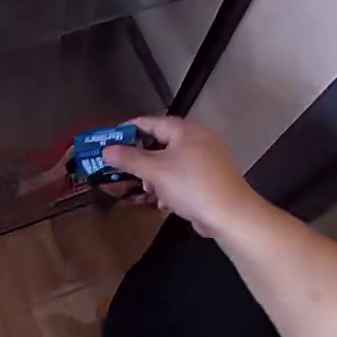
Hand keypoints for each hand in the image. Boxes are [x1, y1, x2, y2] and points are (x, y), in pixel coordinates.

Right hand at [102, 116, 267, 237]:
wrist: (230, 214)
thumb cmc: (192, 186)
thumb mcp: (155, 171)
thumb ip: (130, 159)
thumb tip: (107, 150)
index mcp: (186, 130)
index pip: (151, 122)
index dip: (128, 130)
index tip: (110, 140)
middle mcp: (199, 140)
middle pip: (161, 143)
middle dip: (142, 160)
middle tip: (126, 171)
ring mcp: (208, 160)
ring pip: (172, 163)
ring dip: (156, 177)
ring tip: (148, 191)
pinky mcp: (211, 180)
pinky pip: (184, 178)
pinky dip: (171, 187)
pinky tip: (165, 202)